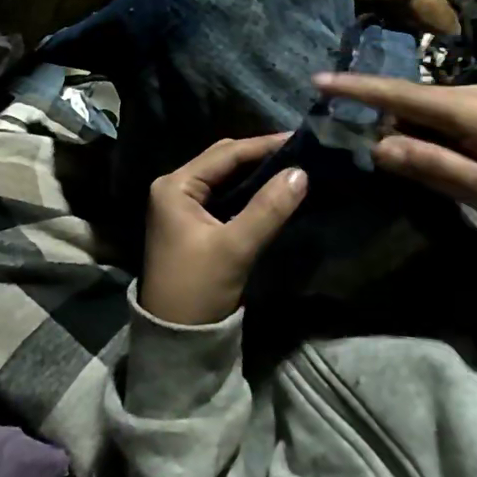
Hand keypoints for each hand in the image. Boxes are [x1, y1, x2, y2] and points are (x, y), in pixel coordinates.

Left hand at [141, 135, 307, 325]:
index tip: (299, 138)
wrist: (175, 338)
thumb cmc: (198, 288)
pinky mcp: (194, 223)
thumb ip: (268, 209)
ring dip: (256, 172)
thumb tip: (301, 172)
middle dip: (260, 155)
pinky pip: (226, 195)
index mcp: (175, 186)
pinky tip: (273, 189)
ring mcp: (183, 205)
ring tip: (292, 165)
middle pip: (224, 160)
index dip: (263, 145)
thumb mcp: (235, 247)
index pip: (226, 154)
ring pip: (226, 177)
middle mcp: (175, 188)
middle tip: (299, 150)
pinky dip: (249, 190)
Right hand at [313, 74, 476, 221]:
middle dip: (369, 108)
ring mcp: (469, 99)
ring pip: (413, 106)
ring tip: (379, 148)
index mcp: (467, 110)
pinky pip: (428, 114)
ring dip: (392, 124)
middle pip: (403, 97)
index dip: (358, 88)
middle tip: (343, 129)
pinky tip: (408, 149)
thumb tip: (379, 146)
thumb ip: (431, 164)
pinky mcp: (471, 110)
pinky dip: (410, 128)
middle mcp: (465, 94)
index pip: (401, 94)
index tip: (320, 81)